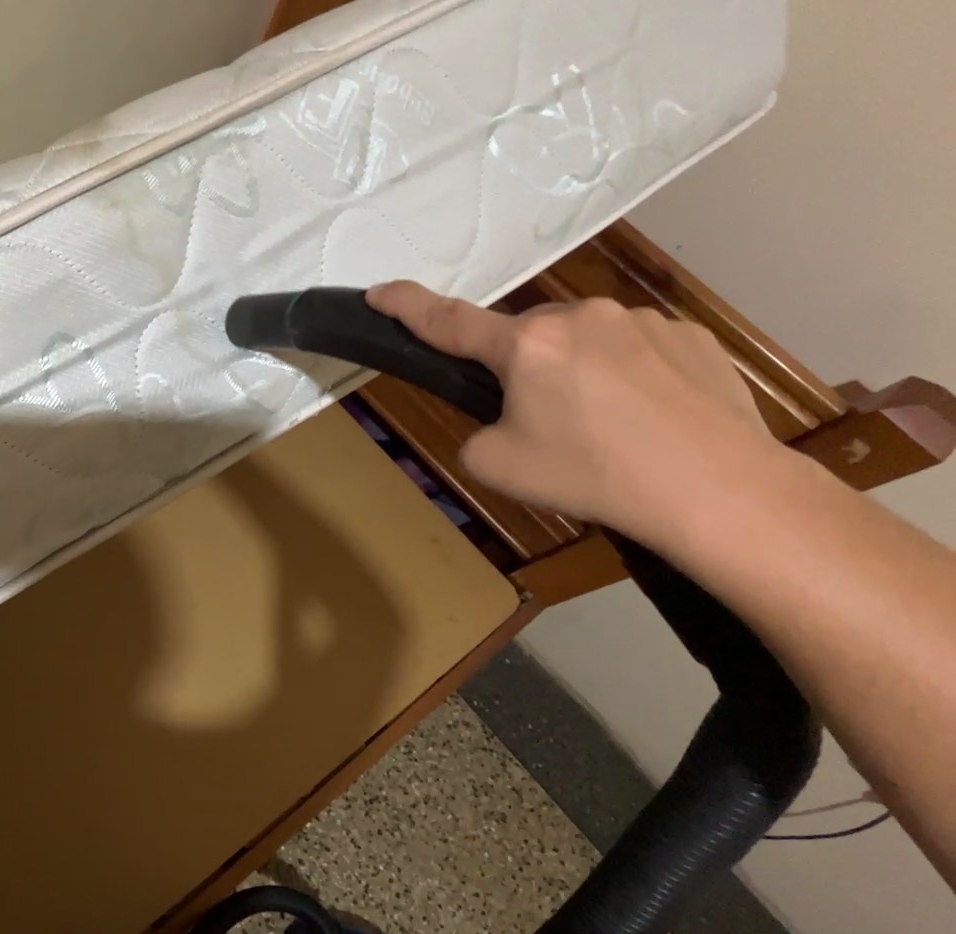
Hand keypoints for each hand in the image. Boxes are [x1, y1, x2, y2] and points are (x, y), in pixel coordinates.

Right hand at [366, 281, 780, 541]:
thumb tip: (508, 415)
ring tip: (603, 430)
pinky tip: (645, 421)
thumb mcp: (495, 465)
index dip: (406, 306)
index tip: (377, 292)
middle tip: (540, 426)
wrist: (712, 487)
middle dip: (520, 371)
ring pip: (584, 342)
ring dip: (576, 374)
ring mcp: (643, 322)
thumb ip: (480, 430)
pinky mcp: (690, 336)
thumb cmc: (589, 475)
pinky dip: (627, 380)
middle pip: (525, 338)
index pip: (448, 321)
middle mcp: (581, 317)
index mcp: (526, 347)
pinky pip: (636, 351)